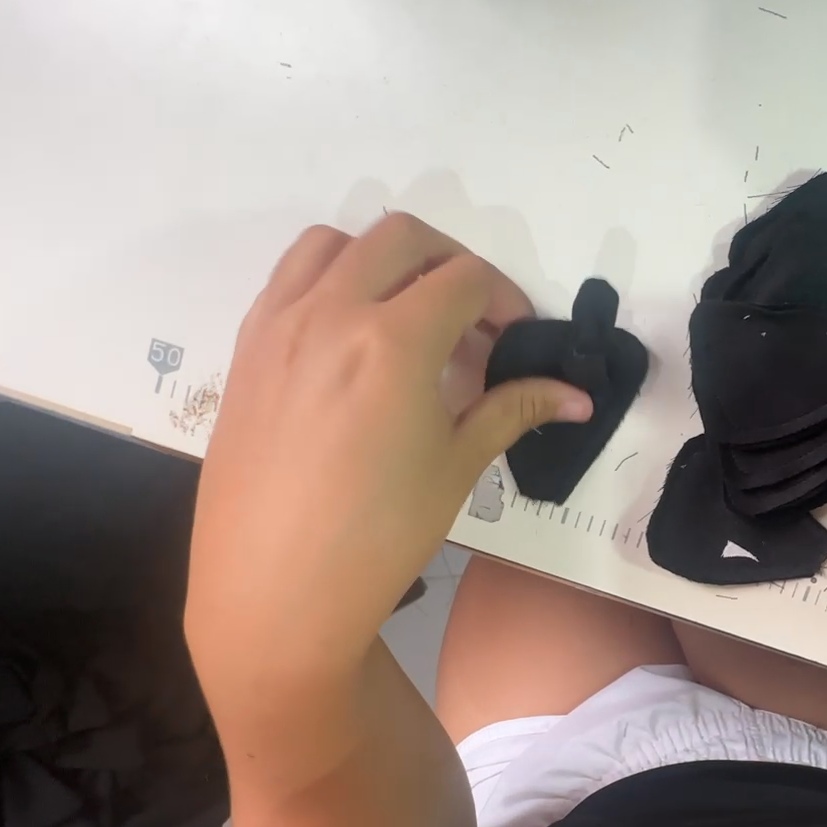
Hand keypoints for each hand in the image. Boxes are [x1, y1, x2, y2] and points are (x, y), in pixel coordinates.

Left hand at [186, 214, 592, 677]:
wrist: (276, 589)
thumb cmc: (383, 532)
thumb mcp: (460, 465)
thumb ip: (516, 409)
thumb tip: (580, 397)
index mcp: (393, 341)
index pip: (465, 279)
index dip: (506, 297)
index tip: (518, 335)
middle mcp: (330, 312)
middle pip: (401, 237)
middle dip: (452, 262)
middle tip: (474, 316)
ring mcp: (278, 325)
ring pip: (334, 242)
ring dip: (385, 260)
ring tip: (410, 316)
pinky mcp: (246, 349)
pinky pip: (290, 279)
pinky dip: (333, 281)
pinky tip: (355, 342)